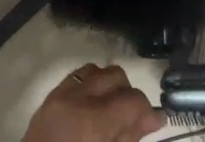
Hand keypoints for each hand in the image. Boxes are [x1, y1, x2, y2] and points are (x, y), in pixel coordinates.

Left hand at [22, 63, 162, 141]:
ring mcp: (61, 94)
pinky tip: (92, 104)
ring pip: (97, 70)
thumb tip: (154, 117)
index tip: (153, 122)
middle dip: (128, 93)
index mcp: (94, 121)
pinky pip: (77, 75)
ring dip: (108, 85)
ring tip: (110, 109)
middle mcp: (78, 99)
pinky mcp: (50, 96)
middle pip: (116, 76)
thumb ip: (130, 138)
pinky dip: (90, 84)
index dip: (146, 110)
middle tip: (130, 117)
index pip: (133, 99)